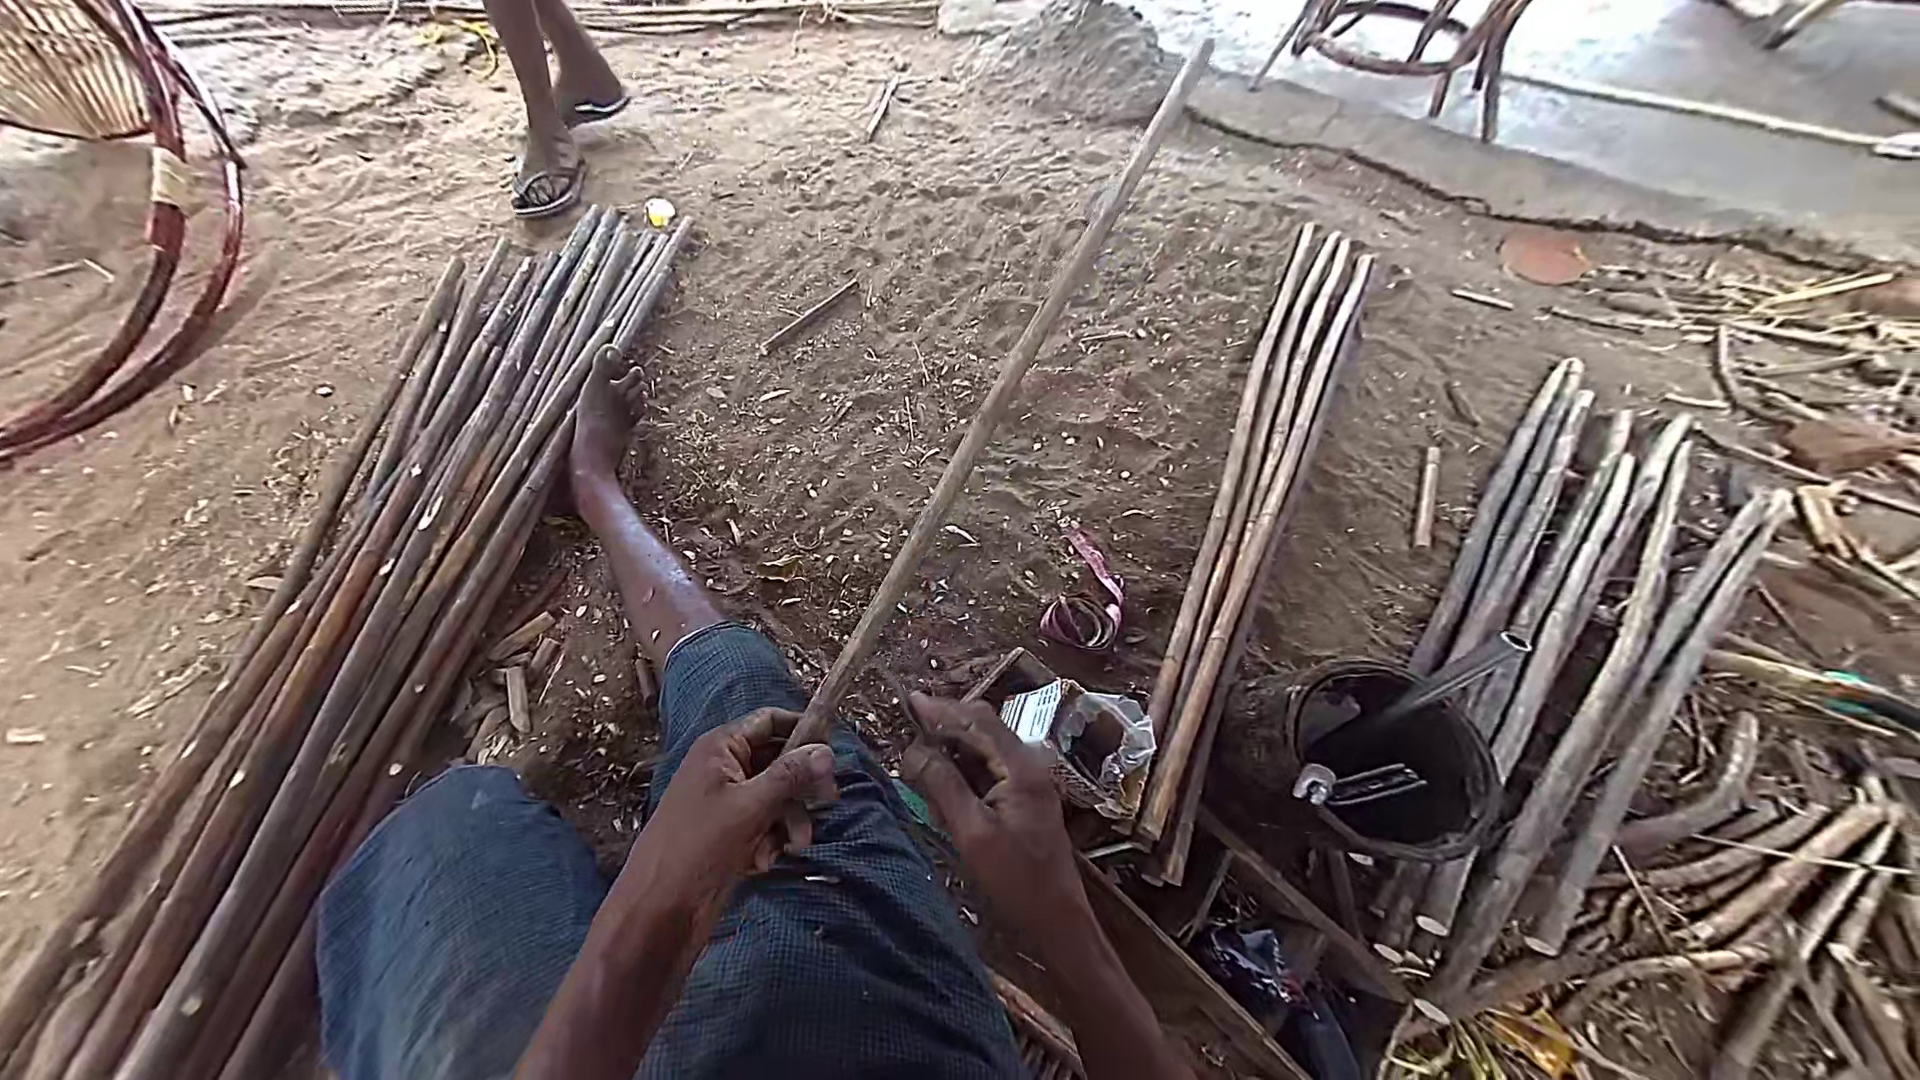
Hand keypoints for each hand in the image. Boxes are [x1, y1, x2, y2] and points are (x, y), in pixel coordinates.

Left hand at [621, 708, 839, 916]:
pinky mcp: (730, 832)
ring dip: (790, 818)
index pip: (770, 721)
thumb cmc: (698, 847)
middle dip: (801, 783)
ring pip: (777, 795)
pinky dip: (772, 838)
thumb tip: (828, 751)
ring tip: (795, 844)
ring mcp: (728, 801)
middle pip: (778, 759)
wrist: (655, 915)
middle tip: (828, 800)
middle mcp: (725, 767)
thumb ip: (791, 775)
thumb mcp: (750, 806)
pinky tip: (765, 859)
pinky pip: (765, 822)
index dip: (801, 729)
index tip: (831, 749)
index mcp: (721, 748)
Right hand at [899, 694, 1085, 943]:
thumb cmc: (1016, 881)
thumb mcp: (972, 832)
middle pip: (982, 728)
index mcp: (1020, 765)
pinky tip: (942, 778)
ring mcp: (1027, 779)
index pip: (978, 720)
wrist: (1059, 922)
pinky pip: (989, 768)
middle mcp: (1027, 763)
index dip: (942, 709)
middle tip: (909, 725)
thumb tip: (912, 750)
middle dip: (945, 724)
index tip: (909, 701)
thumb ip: (942, 785)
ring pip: (984, 747)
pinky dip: (963, 767)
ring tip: (918, 751)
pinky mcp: (1023, 797)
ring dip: (952, 746)